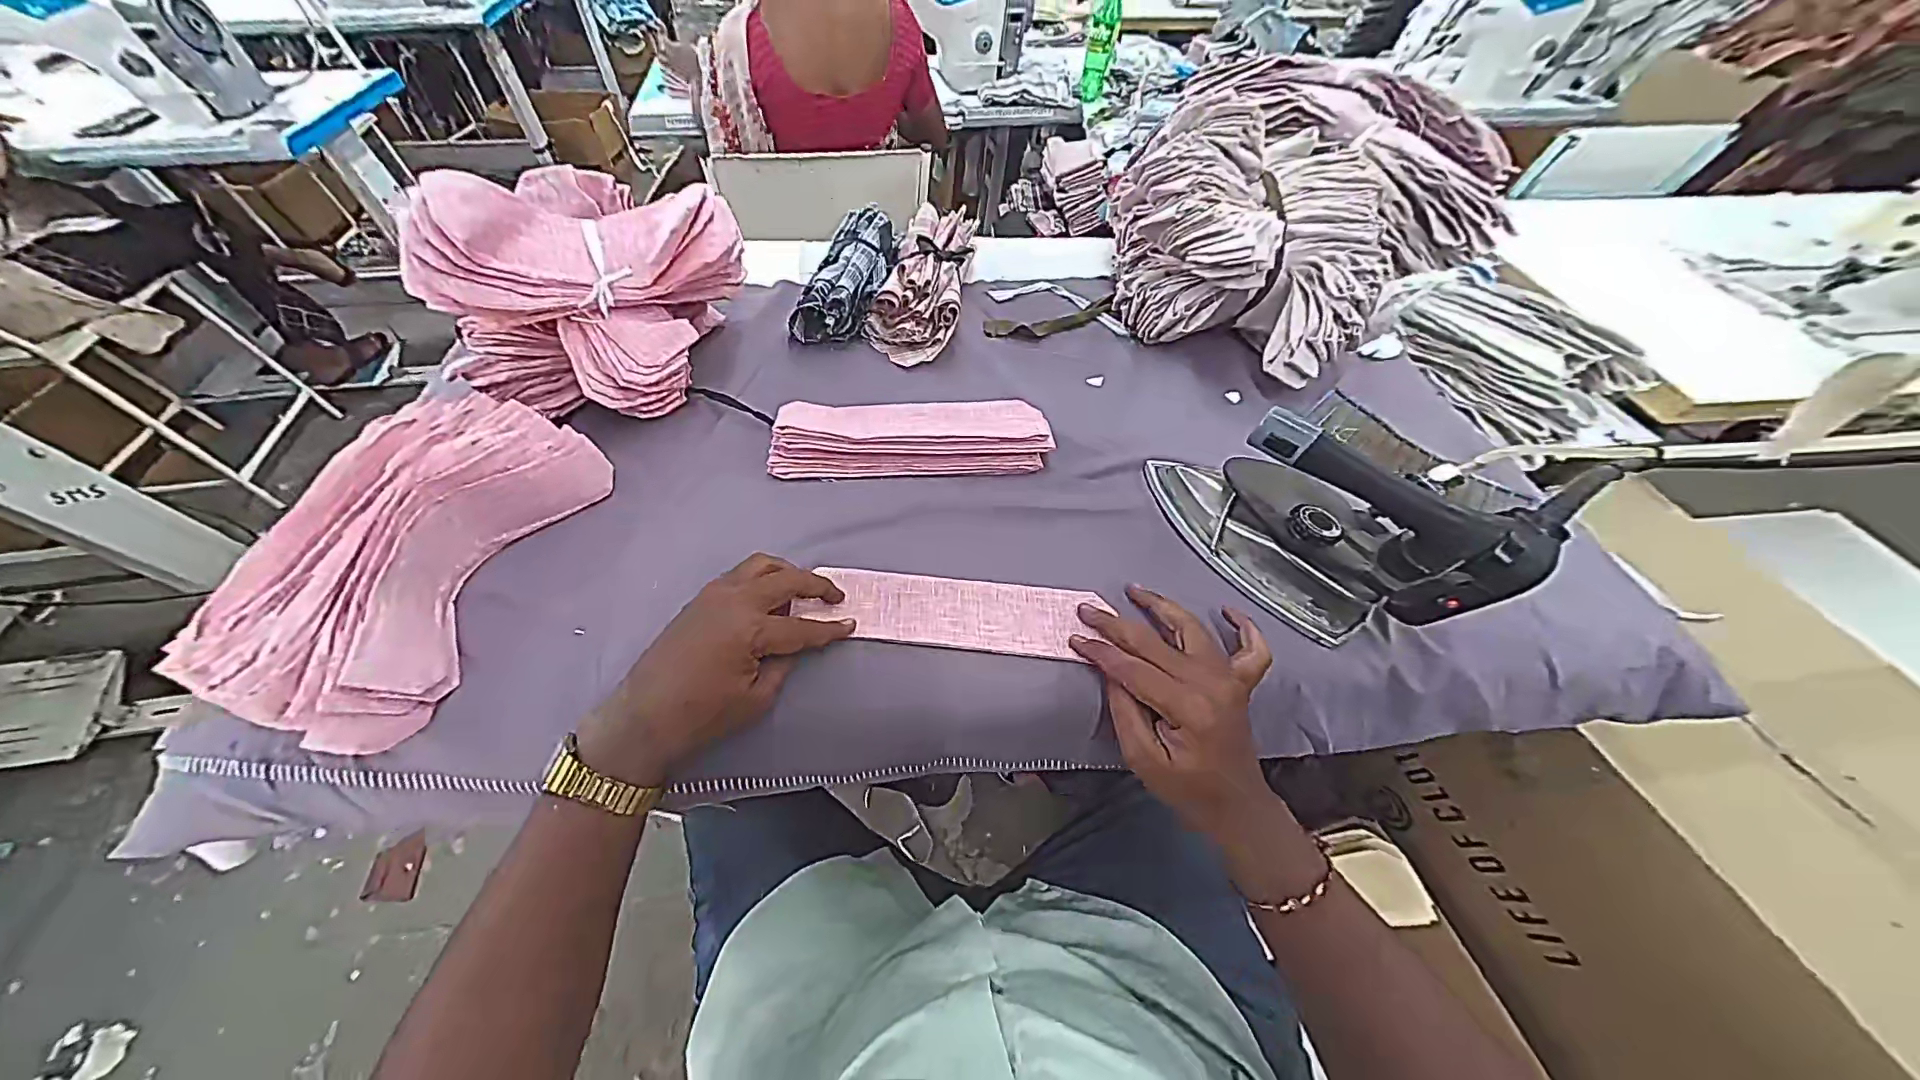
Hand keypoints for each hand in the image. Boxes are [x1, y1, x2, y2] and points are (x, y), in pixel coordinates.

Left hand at [577, 554, 854, 787]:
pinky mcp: (700, 599)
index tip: (850, 625)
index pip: (801, 626)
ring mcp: (714, 595)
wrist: (643, 718)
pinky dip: (762, 578)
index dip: (829, 628)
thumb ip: (783, 665)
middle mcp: (733, 601)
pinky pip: (740, 575)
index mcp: (749, 628)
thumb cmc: (702, 715)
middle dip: (816, 585)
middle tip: (835, 597)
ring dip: (787, 573)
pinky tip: (769, 599)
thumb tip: (795, 646)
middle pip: (786, 580)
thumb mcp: (756, 698)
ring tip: (802, 591)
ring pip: (760, 566)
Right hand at [1069, 586, 1285, 840]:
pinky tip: (1226, 611)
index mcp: (1187, 707)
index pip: (1133, 668)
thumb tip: (1109, 670)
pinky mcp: (1242, 683)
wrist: (1237, 807)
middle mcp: (1212, 684)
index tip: (1076, 638)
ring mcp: (1230, 680)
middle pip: (1156, 643)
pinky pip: (1251, 648)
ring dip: (1163, 606)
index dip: (1100, 651)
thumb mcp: (1143, 759)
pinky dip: (1243, 626)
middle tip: (1088, 610)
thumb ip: (1124, 711)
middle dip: (1116, 625)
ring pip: (1193, 629)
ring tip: (1135, 590)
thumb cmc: (1188, 791)